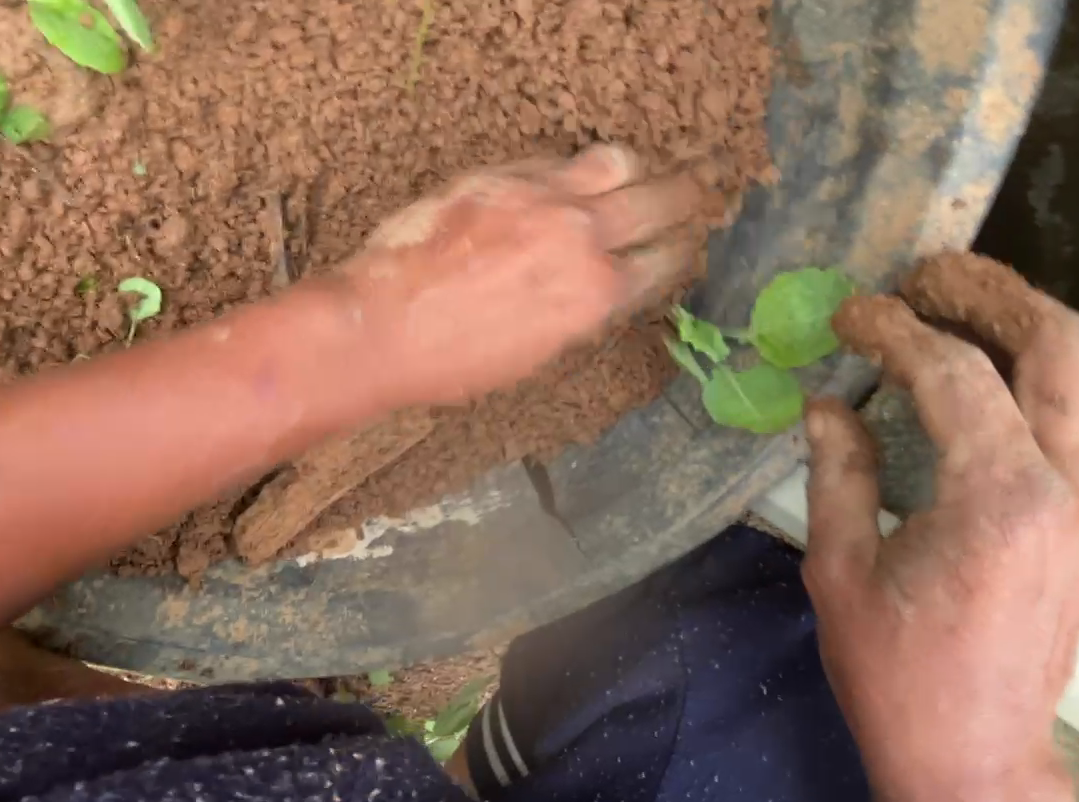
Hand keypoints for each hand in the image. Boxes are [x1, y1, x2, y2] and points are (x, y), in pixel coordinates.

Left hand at [335, 145, 711, 407]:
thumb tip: (592, 292)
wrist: (384, 329)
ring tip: (630, 174)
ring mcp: (543, 198)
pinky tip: (563, 181)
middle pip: (659, 197)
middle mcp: (581, 239)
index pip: (664, 259)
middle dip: (684, 195)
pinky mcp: (502, 176)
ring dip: (631, 169)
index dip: (678, 249)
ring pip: (615, 162)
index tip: (683, 242)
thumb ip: (574, 314)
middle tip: (694, 188)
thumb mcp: (532, 356)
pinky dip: (570, 170)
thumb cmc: (451, 364)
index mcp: (594, 298)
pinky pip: (555, 160)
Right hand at [803, 253, 1078, 801]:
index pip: (955, 377)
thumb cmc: (891, 667)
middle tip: (930, 272)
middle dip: (995, 295)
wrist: (969, 748)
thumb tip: (828, 405)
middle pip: (1063, 348)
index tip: (851, 311)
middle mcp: (1074, 488)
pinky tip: (983, 374)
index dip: (896, 331)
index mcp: (999, 499)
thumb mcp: (839, 568)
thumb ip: (839, 473)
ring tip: (961, 301)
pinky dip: (1036, 376)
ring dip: (1027, 325)